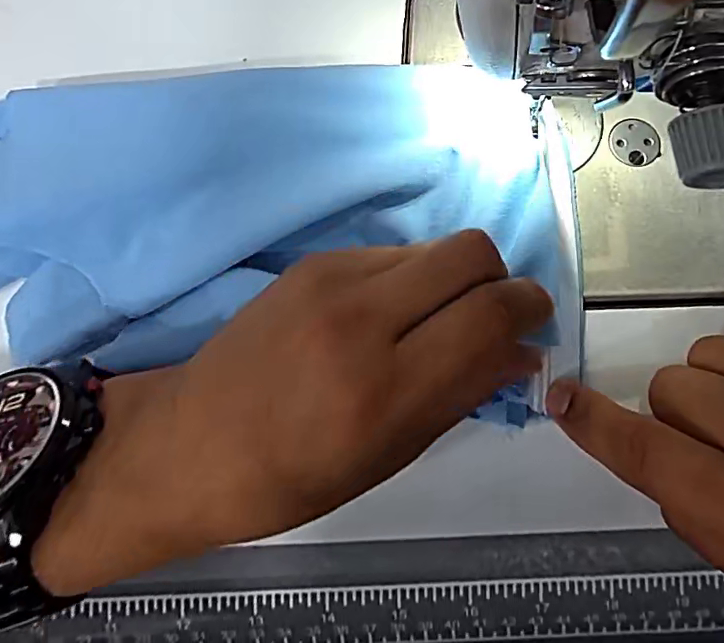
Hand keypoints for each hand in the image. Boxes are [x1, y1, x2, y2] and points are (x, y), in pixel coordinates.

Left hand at [34, 231, 552, 591]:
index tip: (535, 319)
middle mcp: (360, 318)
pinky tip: (390, 315)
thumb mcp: (389, 455)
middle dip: (501, 278)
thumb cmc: (292, 476)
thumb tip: (522, 350)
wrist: (187, 442)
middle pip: (472, 252)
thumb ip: (464, 393)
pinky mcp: (316, 260)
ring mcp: (333, 278)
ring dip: (455, 279)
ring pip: (436, 247)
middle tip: (494, 313)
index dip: (528, 307)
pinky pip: (394, 254)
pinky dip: (413, 278)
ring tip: (434, 321)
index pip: (488, 315)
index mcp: (382, 388)